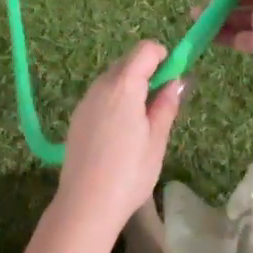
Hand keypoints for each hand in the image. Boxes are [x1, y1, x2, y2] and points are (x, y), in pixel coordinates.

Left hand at [34, 41, 185, 252]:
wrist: (85, 203)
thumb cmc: (129, 172)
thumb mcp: (156, 140)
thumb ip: (166, 105)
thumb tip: (175, 82)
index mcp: (125, 84)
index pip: (145, 49)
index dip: (163, 56)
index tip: (173, 77)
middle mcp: (102, 83)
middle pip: (128, 61)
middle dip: (147, 72)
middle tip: (161, 102)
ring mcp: (86, 98)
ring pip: (113, 78)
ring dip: (130, 86)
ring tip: (141, 121)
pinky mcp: (77, 115)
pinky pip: (101, 95)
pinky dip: (114, 99)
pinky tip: (120, 132)